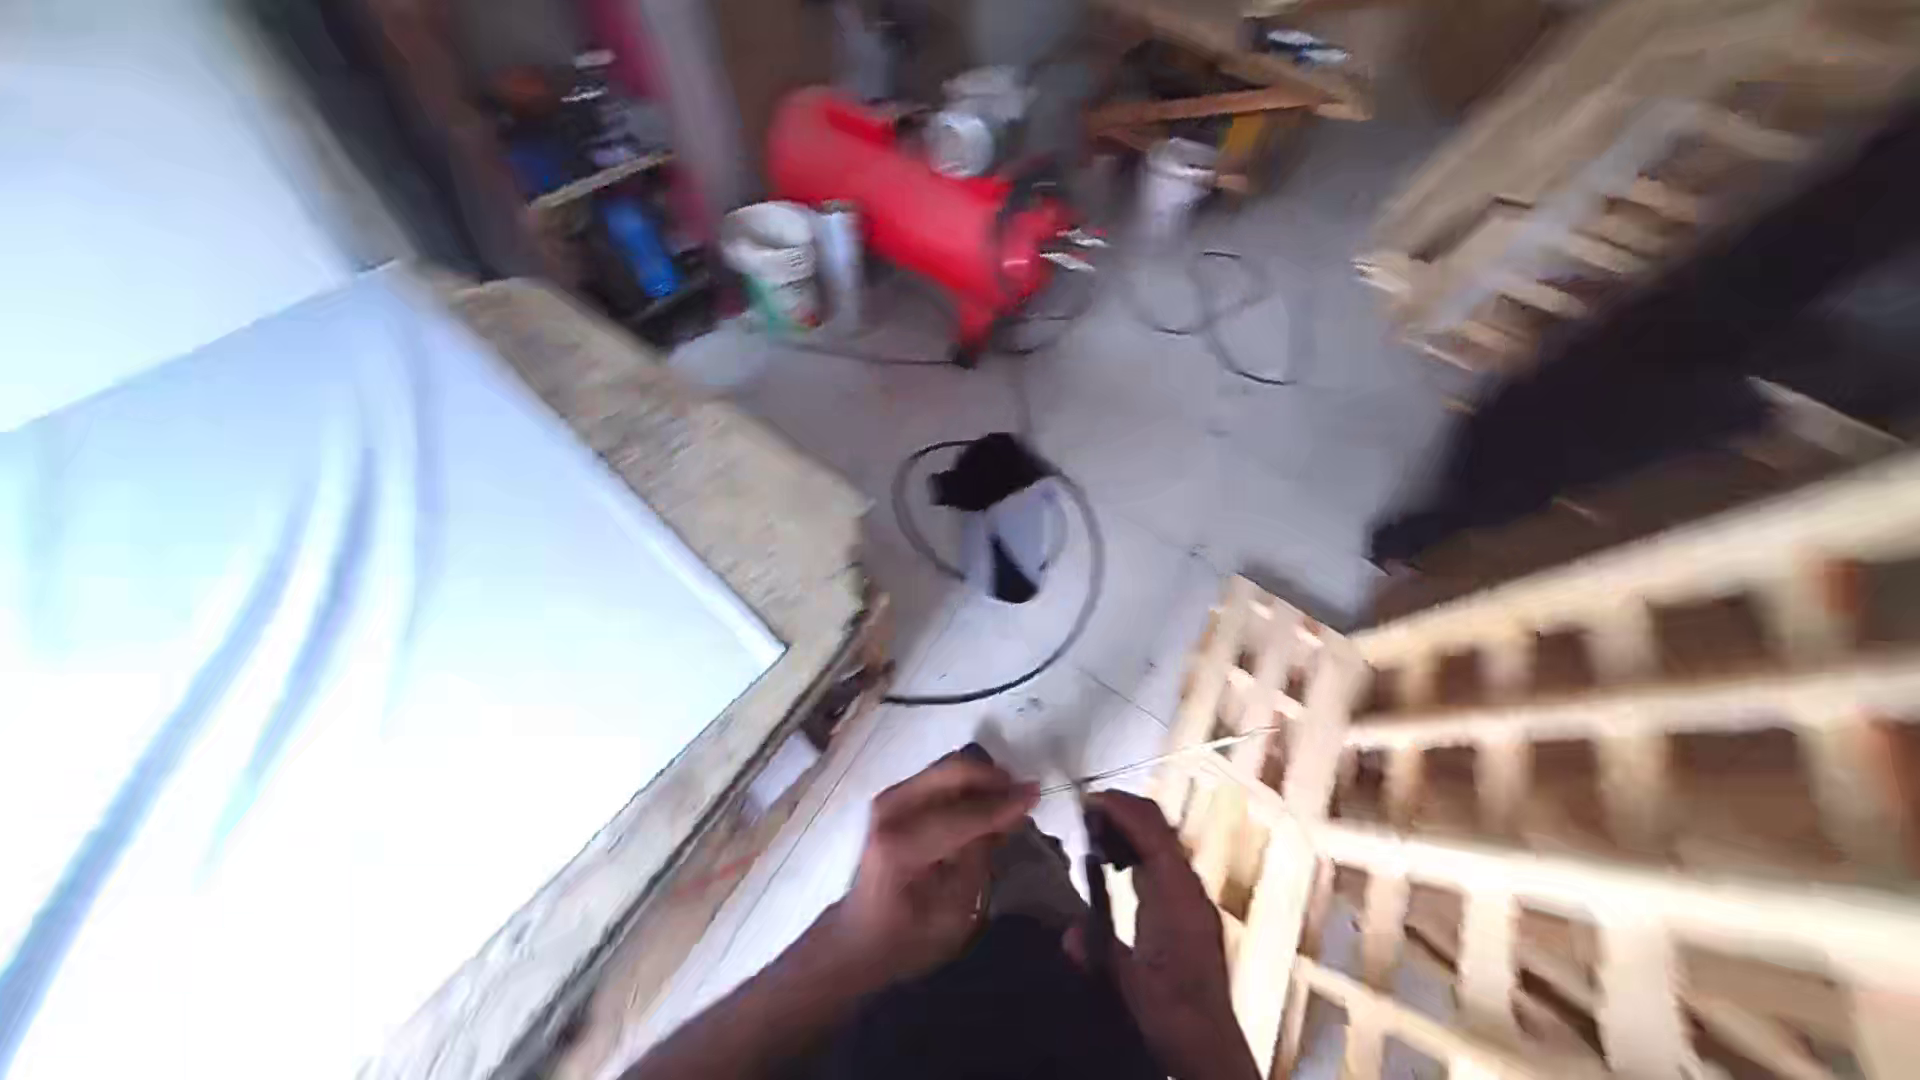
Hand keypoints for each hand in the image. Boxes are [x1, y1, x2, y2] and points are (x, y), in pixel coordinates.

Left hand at [819, 753, 1038, 985]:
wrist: (861, 935)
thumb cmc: (909, 936)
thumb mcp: (955, 911)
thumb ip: (980, 857)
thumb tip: (1008, 814)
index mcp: (902, 845)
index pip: (963, 813)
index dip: (1003, 803)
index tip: (1036, 794)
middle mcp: (891, 809)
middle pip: (952, 771)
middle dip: (993, 778)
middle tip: (1024, 792)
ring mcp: (889, 797)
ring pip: (946, 767)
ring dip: (981, 779)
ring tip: (1008, 800)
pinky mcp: (893, 795)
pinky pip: (939, 776)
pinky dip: (966, 784)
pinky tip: (984, 804)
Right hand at [1069, 791, 1260, 1079]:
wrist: (1211, 1050)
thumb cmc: (1175, 1018)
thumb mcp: (1133, 990)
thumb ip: (1101, 955)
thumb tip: (1067, 931)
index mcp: (1181, 900)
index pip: (1154, 835)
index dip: (1122, 810)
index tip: (1088, 800)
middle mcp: (1189, 889)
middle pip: (1160, 828)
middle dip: (1123, 809)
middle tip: (1084, 807)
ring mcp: (1188, 895)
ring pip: (1160, 839)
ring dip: (1127, 824)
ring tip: (1091, 824)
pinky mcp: (1183, 906)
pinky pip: (1158, 858)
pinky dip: (1133, 844)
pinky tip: (1110, 856)